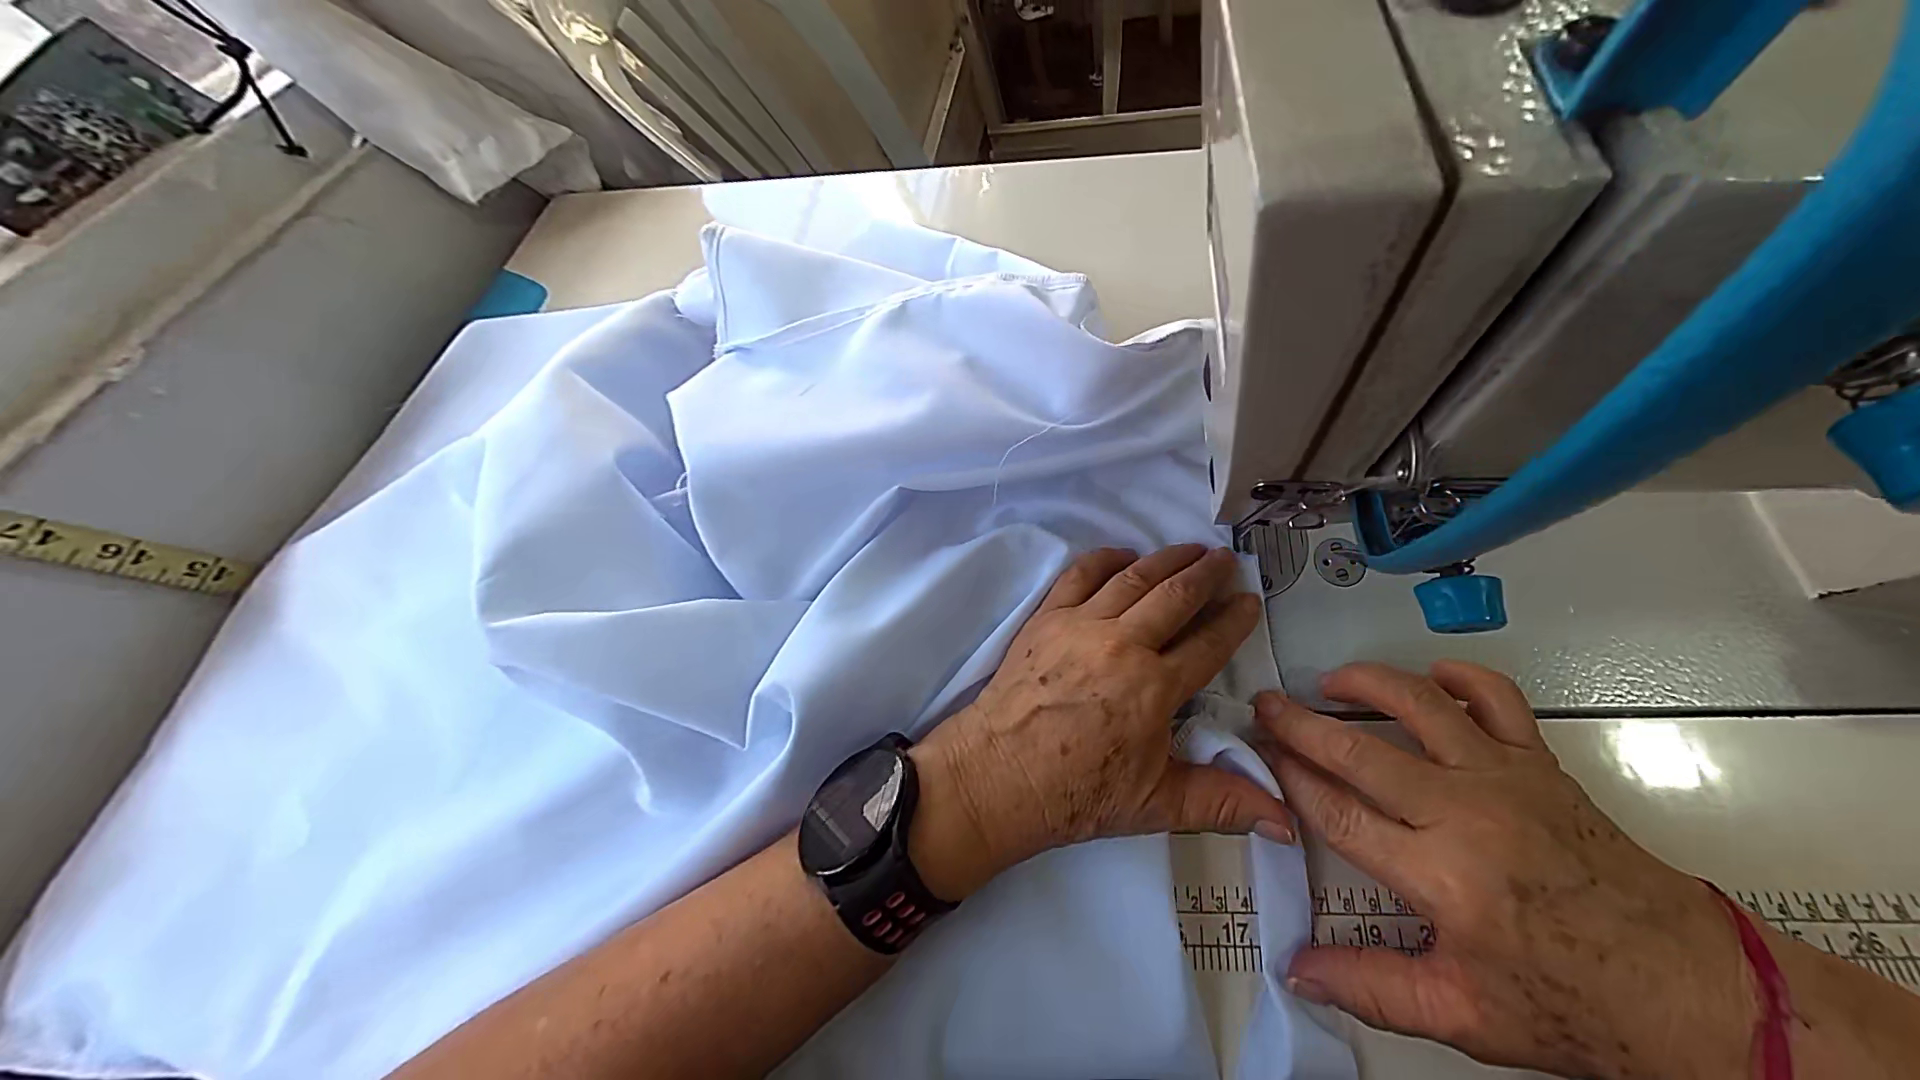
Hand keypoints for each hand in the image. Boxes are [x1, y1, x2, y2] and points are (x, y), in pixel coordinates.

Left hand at [909, 545, 1295, 900]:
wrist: (998, 775)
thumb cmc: (1076, 794)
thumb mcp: (1156, 806)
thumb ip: (1223, 803)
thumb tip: (1290, 824)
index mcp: (1155, 687)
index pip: (1209, 644)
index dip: (1234, 620)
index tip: (1250, 600)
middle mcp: (1122, 644)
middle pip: (1174, 597)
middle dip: (1205, 574)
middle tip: (1225, 559)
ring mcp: (1080, 626)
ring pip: (1132, 579)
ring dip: (1164, 560)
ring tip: (1187, 549)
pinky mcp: (1045, 619)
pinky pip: (1079, 576)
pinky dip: (1104, 559)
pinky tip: (1123, 555)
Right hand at [1256, 662, 1753, 1079]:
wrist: (1699, 994)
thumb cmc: (1574, 1004)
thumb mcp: (1464, 1016)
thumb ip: (1370, 989)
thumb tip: (1296, 972)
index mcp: (1441, 877)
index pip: (1337, 812)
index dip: (1289, 779)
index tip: (1260, 756)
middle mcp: (1466, 814)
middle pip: (1358, 751)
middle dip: (1300, 723)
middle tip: (1267, 706)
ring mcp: (1507, 780)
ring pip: (1420, 705)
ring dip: (1366, 683)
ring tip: (1331, 681)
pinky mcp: (1542, 766)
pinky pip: (1497, 699)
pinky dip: (1460, 677)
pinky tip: (1431, 678)